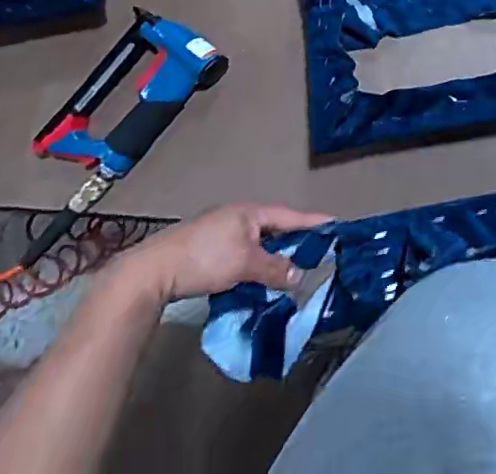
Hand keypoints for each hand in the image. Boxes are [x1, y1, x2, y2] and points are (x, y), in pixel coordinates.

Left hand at [112, 202, 334, 302]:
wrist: (157, 270)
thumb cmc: (205, 258)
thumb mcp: (245, 263)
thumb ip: (275, 268)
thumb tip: (301, 275)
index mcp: (251, 213)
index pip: (291, 216)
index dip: (314, 222)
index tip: (338, 225)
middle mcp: (241, 218)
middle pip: (277, 228)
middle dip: (298, 242)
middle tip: (322, 255)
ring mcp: (226, 233)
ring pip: (262, 244)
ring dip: (278, 257)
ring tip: (298, 274)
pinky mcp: (214, 251)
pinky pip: (249, 255)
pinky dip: (261, 266)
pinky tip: (266, 283)